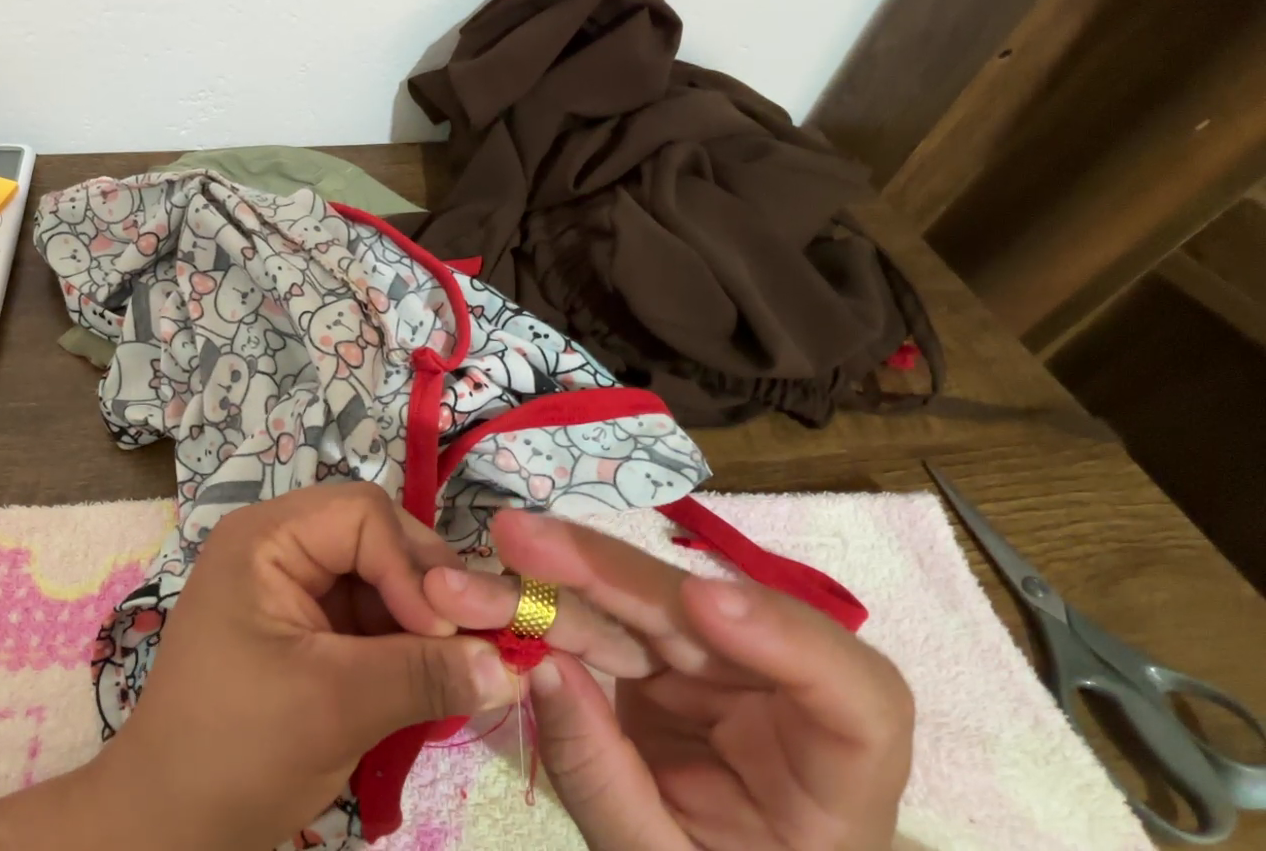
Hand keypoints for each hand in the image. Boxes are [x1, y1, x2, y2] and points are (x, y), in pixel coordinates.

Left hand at [89, 483, 521, 849]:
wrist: (170, 824)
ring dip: (421, 625)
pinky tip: (426, 683)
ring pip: (381, 581)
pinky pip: (370, 618)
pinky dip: (403, 647)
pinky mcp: (305, 631)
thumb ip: (426, 675)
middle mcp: (278, 549)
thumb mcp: (335, 706)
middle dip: (425, 592)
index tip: (446, 634)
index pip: (363, 514)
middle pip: (377, 540)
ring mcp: (291, 590)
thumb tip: (512, 664)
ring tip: (453, 672)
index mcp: (265, 540)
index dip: (413, 565)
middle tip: (467, 647)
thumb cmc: (236, 750)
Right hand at [424, 510, 912, 850]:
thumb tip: (539, 665)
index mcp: (836, 773)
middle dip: (602, 572)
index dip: (782, 634)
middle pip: (706, 615)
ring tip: (467, 576)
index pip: (850, 693)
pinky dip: (544, 606)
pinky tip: (491, 586)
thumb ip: (604, 778)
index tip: (700, 604)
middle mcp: (780, 693)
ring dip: (549, 580)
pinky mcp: (665, 655)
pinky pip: (604, 620)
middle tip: (516, 539)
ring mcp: (718, 665)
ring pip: (638, 603)